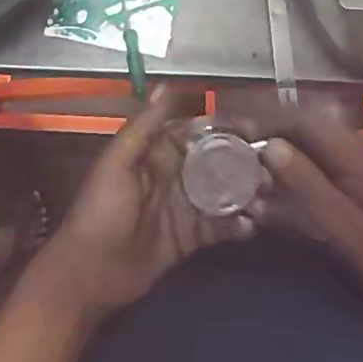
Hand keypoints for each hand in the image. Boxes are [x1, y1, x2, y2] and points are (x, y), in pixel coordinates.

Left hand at [31, 87, 253, 313]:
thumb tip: (167, 85)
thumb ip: (144, 127)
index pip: (197, 131)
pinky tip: (256, 223)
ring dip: (246, 189)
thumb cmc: (101, 212)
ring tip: (271, 190)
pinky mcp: (190, 238)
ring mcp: (184, 207)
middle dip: (243, 157)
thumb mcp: (118, 164)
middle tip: (273, 160)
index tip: (254, 126)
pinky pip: (220, 226)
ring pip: (223, 191)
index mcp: (157, 153)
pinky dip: (238, 224)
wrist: (88, 276)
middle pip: (215, 159)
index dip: (224, 126)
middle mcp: (175, 175)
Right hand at [241, 100, 362, 318]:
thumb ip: (306, 185)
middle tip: (222, 140)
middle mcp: (348, 147)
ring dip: (268, 146)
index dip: (259, 120)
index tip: (225, 128)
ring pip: (300, 143)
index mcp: (349, 149)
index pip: (295, 118)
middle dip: (259, 129)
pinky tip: (262, 185)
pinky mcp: (346, 182)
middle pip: (295, 125)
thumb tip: (267, 145)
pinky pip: (307, 163)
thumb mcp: (343, 226)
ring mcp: (348, 163)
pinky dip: (282, 168)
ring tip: (234, 158)